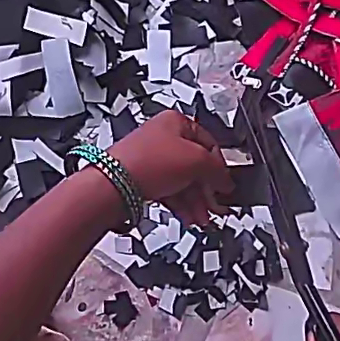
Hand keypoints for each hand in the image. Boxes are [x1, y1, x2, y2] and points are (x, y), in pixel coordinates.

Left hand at [107, 111, 233, 225]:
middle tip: (216, 206)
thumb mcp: (196, 161)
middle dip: (207, 190)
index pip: (209, 143)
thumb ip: (217, 170)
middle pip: (194, 165)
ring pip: (181, 181)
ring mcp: (150, 158)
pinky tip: (188, 217)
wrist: (114, 184)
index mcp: (175, 122)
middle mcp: (162, 137)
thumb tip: (226, 180)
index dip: (220, 166)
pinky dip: (181, 204)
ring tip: (203, 218)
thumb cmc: (146, 162)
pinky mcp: (141, 178)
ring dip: (196, 201)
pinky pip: (168, 191)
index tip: (226, 184)